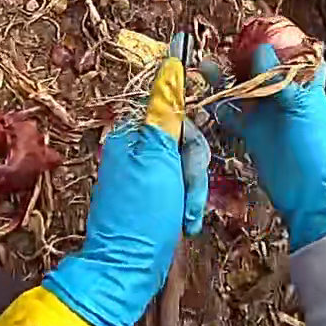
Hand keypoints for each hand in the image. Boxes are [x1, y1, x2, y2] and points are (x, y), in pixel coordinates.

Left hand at [44, 34, 210, 325]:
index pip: (166, 96)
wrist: (128, 267)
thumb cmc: (142, 213)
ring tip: (186, 212)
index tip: (198, 58)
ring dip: (194, 185)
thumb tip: (168, 64)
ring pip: (188, 158)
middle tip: (189, 184)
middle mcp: (137, 145)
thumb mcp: (157, 157)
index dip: (186, 88)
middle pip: (184, 131)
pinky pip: (184, 182)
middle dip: (194, 158)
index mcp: (131, 131)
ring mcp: (147, 170)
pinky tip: (185, 220)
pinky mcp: (157, 191)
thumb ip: (165, 111)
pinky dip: (189, 200)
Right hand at [206, 43, 325, 249]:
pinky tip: (205, 95)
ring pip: (244, 91)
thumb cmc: (316, 150)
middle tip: (225, 45)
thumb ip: (280, 81)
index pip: (299, 59)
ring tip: (206, 65)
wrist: (309, 195)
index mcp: (306, 89)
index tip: (261, 29)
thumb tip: (260, 50)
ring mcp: (267, 116)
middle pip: (264, 72)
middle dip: (245, 58)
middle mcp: (285, 99)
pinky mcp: (252, 133)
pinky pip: (232, 115)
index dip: (284, 43)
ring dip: (226, 79)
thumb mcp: (303, 110)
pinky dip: (219, 106)